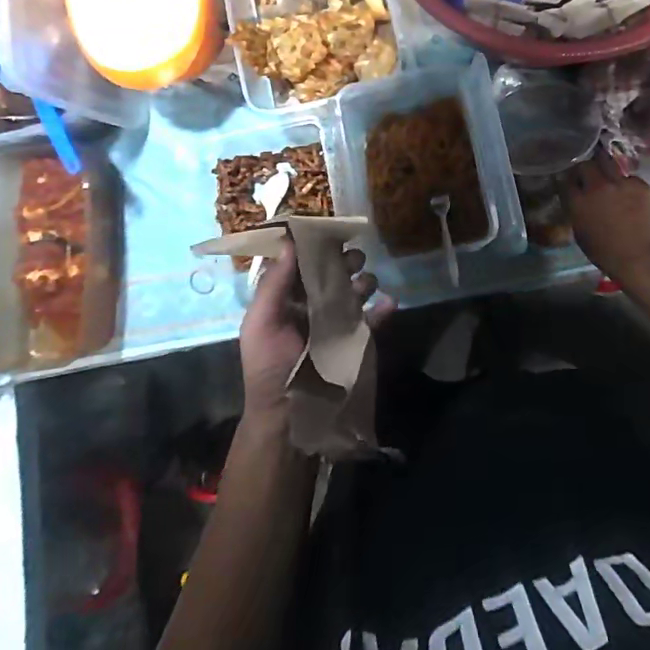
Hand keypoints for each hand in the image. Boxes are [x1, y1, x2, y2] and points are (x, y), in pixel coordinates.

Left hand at [240, 239, 388, 416]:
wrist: (290, 420)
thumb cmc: (269, 369)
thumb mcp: (261, 324)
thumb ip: (274, 284)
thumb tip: (288, 243)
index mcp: (286, 301)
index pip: (301, 265)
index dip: (313, 247)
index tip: (328, 229)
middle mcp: (312, 308)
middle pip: (332, 274)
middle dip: (344, 261)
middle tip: (354, 257)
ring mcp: (337, 324)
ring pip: (355, 292)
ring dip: (364, 281)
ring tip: (367, 283)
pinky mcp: (357, 341)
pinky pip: (374, 319)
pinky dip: (384, 309)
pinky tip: (388, 304)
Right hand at [561, 157, 649, 282]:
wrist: (640, 258)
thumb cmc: (605, 253)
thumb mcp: (580, 232)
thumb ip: (576, 210)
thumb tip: (578, 199)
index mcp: (578, 201)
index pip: (566, 180)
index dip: (569, 180)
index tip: (572, 183)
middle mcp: (597, 187)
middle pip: (586, 165)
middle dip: (585, 169)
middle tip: (589, 176)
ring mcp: (620, 183)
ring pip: (608, 162)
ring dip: (604, 167)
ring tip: (608, 176)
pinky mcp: (641, 185)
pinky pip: (629, 178)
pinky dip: (627, 184)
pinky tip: (630, 195)